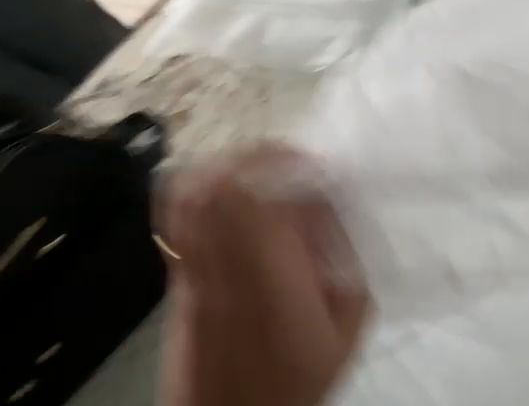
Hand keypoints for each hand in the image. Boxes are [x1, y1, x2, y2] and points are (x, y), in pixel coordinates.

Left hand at [157, 144, 370, 405]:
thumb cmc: (304, 371)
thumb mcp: (351, 315)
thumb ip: (345, 255)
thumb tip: (333, 205)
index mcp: (269, 274)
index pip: (253, 193)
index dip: (282, 161)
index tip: (316, 164)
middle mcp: (220, 268)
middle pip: (210, 185)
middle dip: (252, 156)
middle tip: (291, 159)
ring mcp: (190, 277)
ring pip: (185, 198)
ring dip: (227, 172)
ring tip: (265, 172)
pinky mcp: (177, 288)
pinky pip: (182, 223)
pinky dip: (210, 197)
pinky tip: (243, 202)